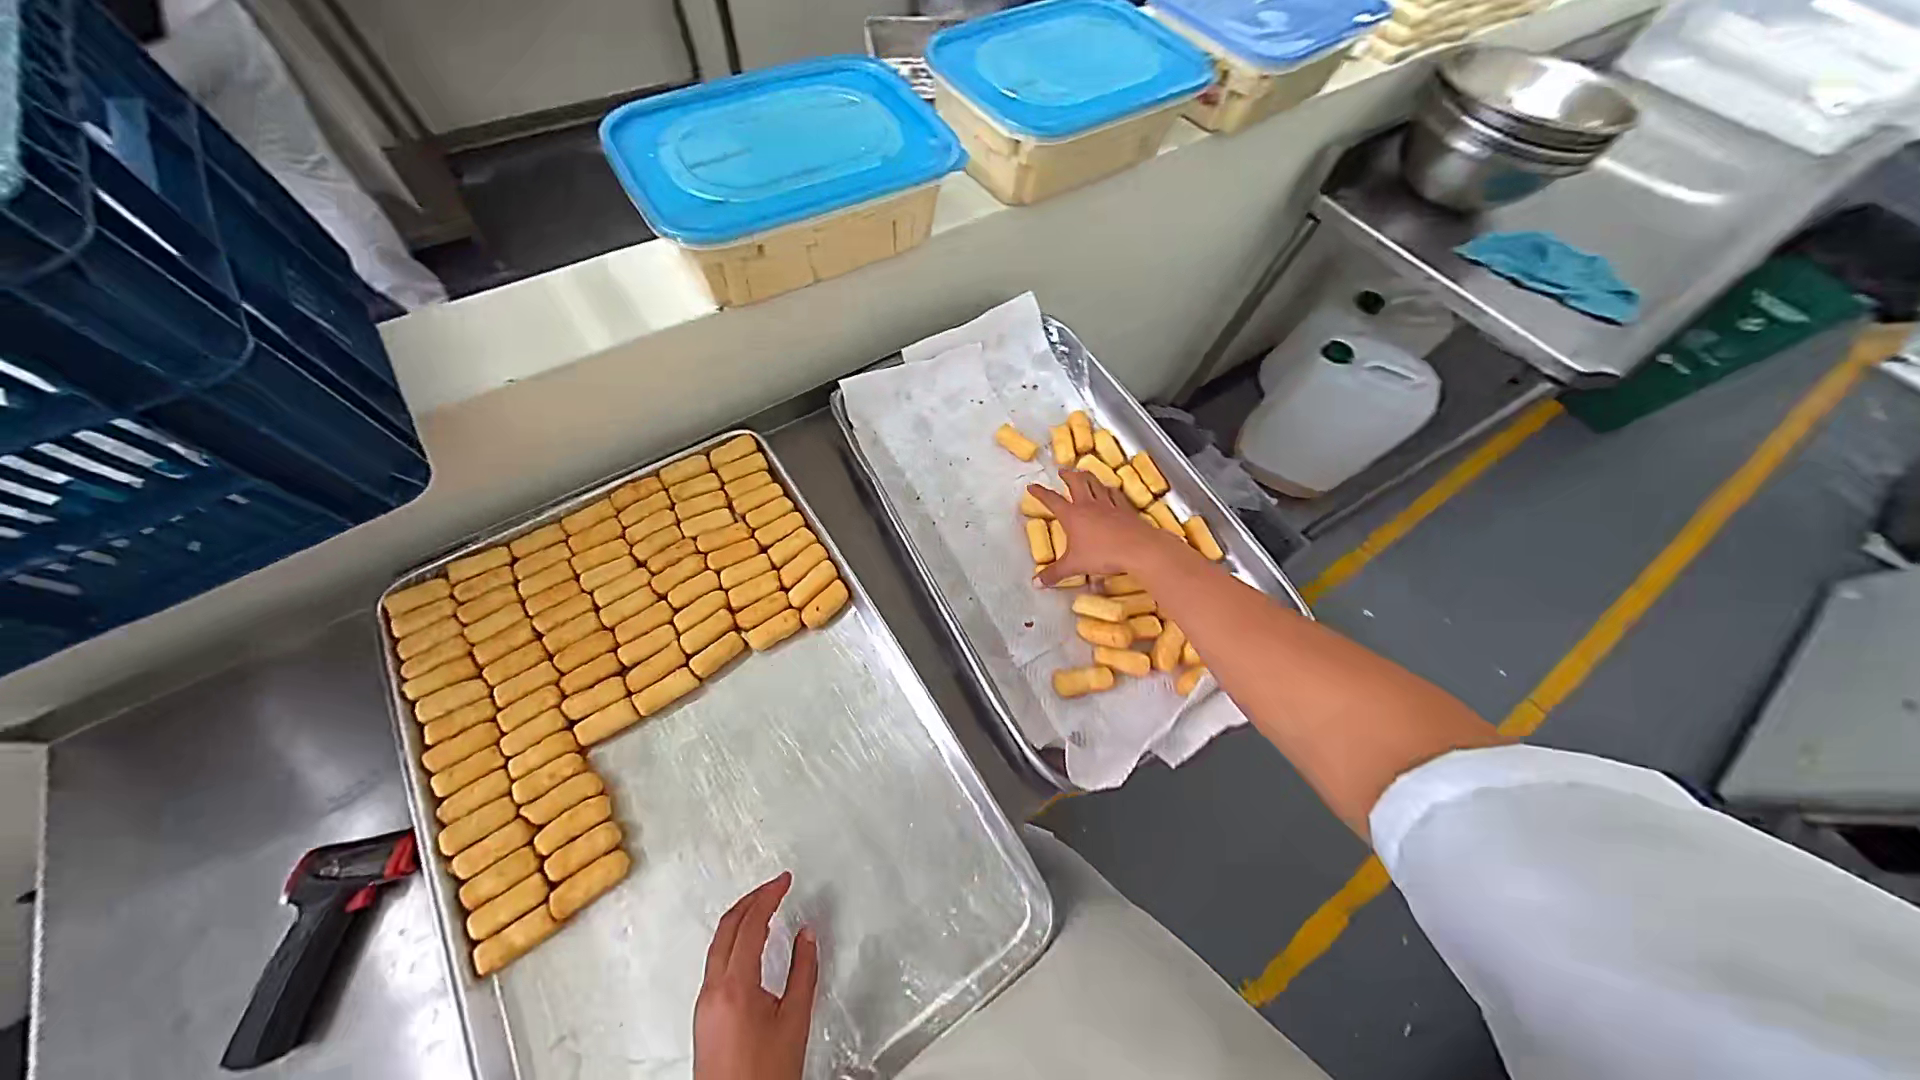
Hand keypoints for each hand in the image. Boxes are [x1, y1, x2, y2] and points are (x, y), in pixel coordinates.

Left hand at [693, 872, 818, 1079]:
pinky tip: (752, 944)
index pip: (750, 924)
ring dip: (741, 919)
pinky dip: (735, 941)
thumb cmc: (765, 1074)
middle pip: (727, 927)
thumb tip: (807, 935)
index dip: (769, 895)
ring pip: (719, 944)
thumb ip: (803, 971)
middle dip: (752, 900)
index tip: (785, 880)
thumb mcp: (795, 1021)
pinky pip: (716, 962)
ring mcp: (704, 1003)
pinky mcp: (704, 1016)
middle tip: (775, 886)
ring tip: (766, 907)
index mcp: (735, 985)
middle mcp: (712, 989)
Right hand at [1029, 469, 1192, 585]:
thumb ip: (1055, 574)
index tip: (1032, 486)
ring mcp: (1109, 504)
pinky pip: (1115, 494)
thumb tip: (1036, 583)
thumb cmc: (1102, 555)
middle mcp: (1089, 505)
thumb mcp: (1074, 566)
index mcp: (1072, 515)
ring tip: (1084, 473)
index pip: (1052, 500)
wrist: (1138, 549)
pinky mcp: (1125, 508)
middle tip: (1062, 470)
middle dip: (1068, 475)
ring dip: (1088, 476)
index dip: (1040, 493)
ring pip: (1096, 484)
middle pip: (1076, 482)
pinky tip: (1110, 490)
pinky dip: (1109, 489)